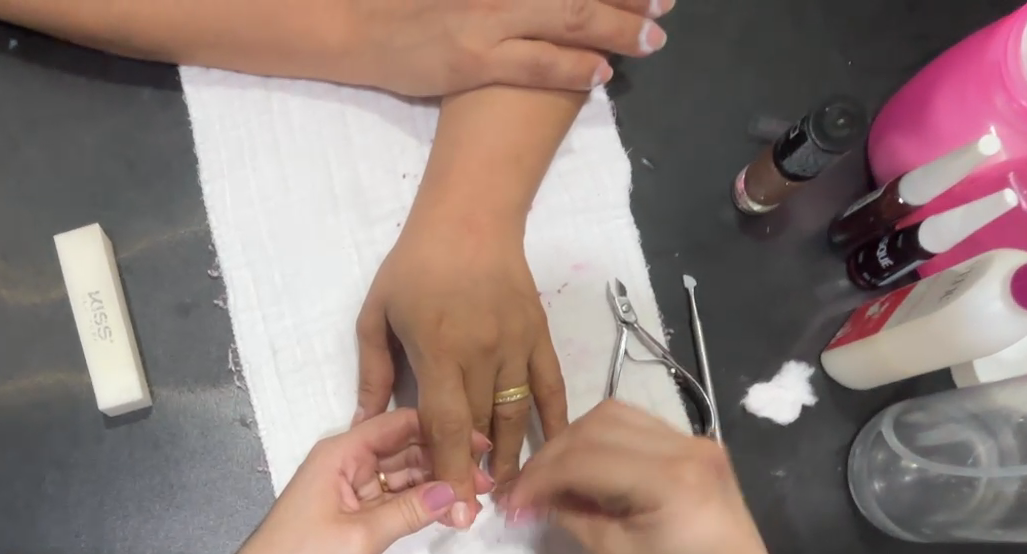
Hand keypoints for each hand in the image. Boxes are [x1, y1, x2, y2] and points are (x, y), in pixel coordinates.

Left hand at [234, 409, 493, 553]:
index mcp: (343, 452)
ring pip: (404, 475)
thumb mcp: (361, 535)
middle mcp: (350, 461)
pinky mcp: (357, 509)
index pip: (399, 425)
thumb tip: (456, 490)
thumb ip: (409, 511)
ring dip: (436, 487)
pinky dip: (420, 505)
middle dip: (444, 464)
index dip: (441, 431)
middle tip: (485, 482)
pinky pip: (395, 498)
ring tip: (474, 501)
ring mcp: (353, 485)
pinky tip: (449, 512)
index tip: (479, 444)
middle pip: (406, 450)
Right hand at [327, 0, 671, 95]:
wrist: (360, 27)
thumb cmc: (408, 4)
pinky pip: (536, 64)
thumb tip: (538, 4)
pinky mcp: (474, 59)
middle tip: (665, 3)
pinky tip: (601, 74)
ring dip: (617, 28)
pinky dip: (573, 68)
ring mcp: (490, 20)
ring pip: (571, 19)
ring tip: (650, 40)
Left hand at [356, 211, 568, 520]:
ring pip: (516, 415)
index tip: (454, 510)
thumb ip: (373, 374)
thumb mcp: (376, 316)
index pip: (445, 426)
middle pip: (480, 429)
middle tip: (473, 514)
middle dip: (475, 476)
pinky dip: (553, 421)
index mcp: (438, 353)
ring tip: (503, 491)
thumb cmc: (414, 268)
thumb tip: (363, 424)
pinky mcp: (539, 337)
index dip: (449, 472)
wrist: (471, 217)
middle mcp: (482, 355)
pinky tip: (551, 451)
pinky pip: (551, 387)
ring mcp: (517, 346)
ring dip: (510, 457)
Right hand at [499, 401, 783, 553]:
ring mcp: (692, 440)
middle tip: (526, 490)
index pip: (584, 459)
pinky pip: (632, 424)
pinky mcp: (691, 444)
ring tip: (554, 476)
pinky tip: (585, 468)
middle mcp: (683, 447)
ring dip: (572, 442)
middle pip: (595, 426)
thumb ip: (570, 516)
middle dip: (550, 456)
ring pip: (612, 415)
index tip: (510, 503)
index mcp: (669, 480)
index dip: (538, 478)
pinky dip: (598, 440)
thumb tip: (534, 496)